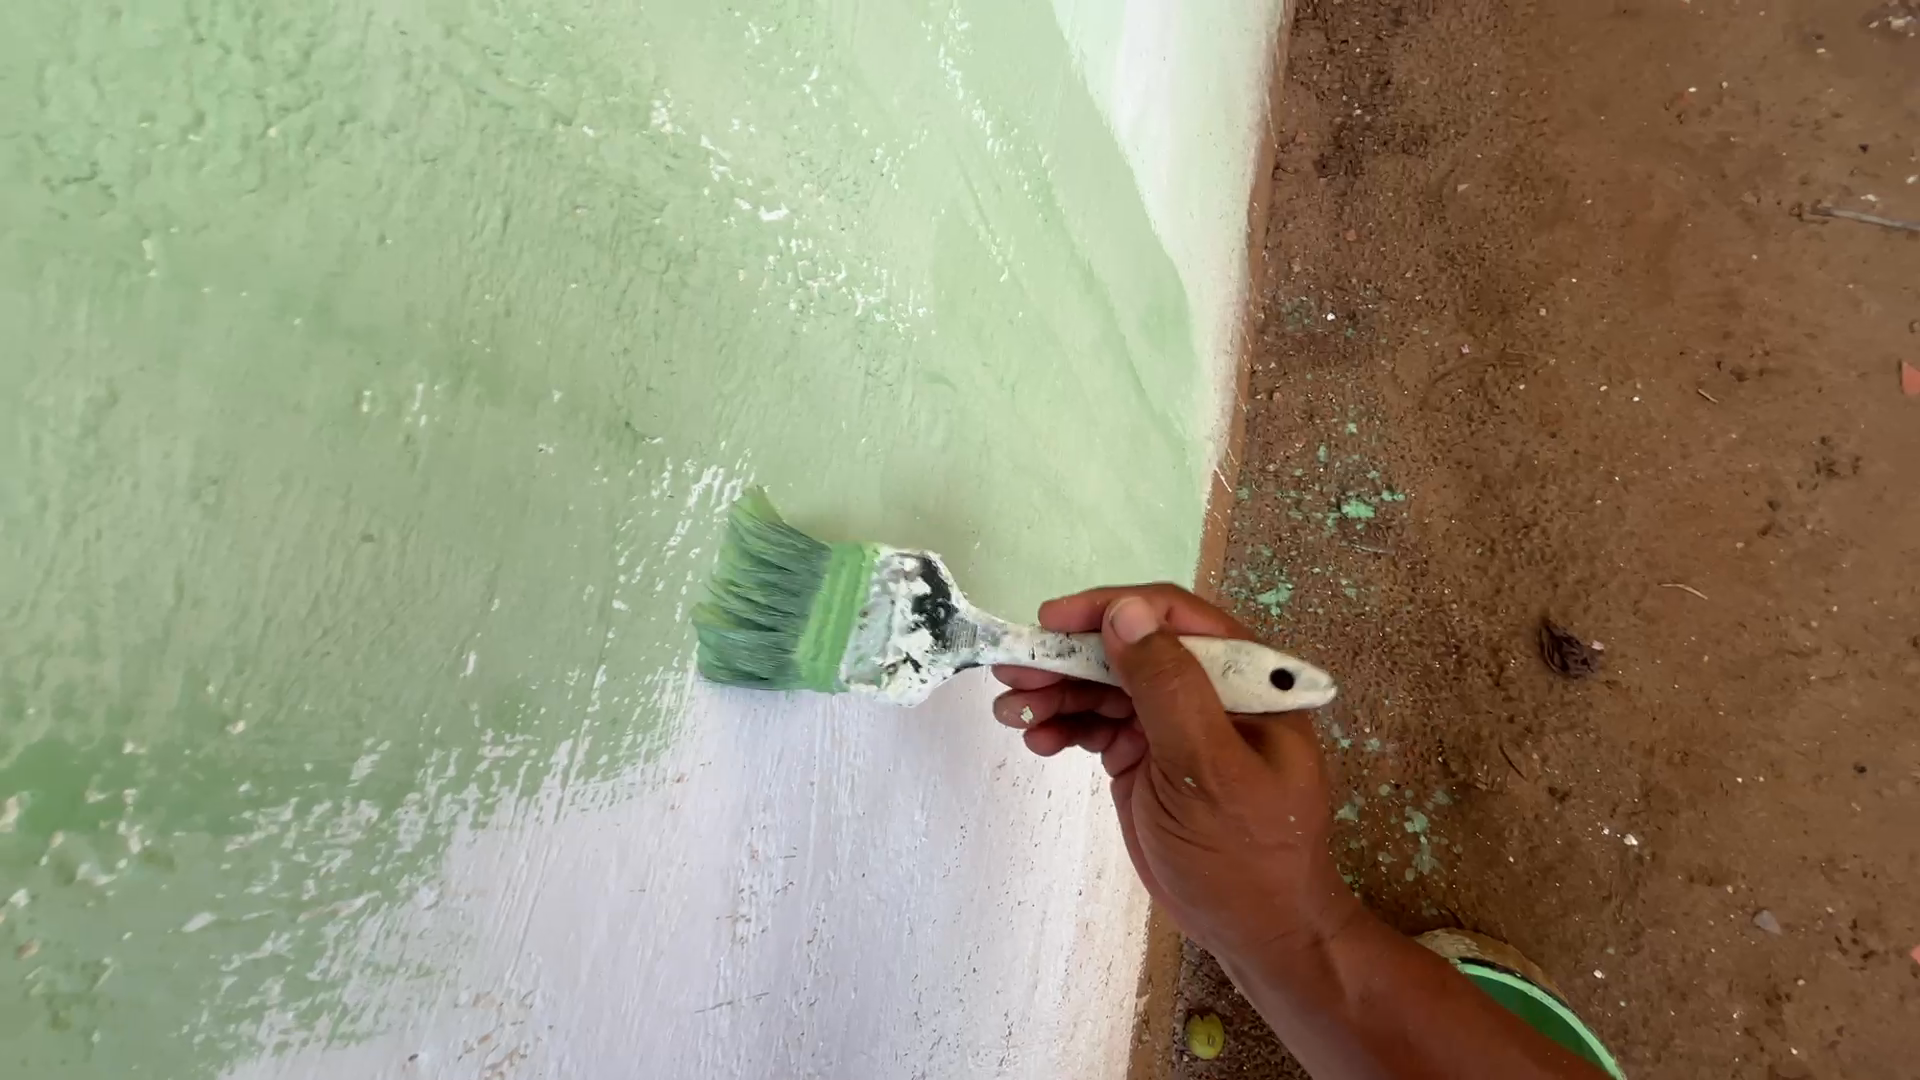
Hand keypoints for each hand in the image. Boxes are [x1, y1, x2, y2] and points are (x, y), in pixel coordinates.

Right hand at [992, 584, 1359, 958]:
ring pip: (1103, 686)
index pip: (1171, 617)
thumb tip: (1125, 612)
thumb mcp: (1208, 768)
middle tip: (1013, 672)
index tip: (1052, 620)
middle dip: (1067, 658)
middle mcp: (1204, 688)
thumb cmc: (1245, 853)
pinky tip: (1038, 740)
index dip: (1109, 609)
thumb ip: (1168, 686)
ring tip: (1010, 712)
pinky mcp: (1141, 753)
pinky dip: (1062, 727)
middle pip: (1126, 650)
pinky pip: (1095, 724)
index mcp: (1243, 677)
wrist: (1252, 933)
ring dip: (1054, 693)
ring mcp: (1170, 721)